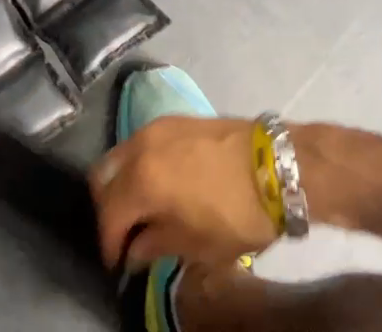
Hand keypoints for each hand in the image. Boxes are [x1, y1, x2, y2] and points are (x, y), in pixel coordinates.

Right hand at [91, 115, 277, 268]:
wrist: (279, 166)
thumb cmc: (241, 213)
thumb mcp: (200, 245)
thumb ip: (158, 245)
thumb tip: (135, 250)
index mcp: (142, 182)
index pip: (109, 215)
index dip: (110, 242)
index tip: (117, 261)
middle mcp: (138, 149)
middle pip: (103, 179)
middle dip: (108, 209)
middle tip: (124, 233)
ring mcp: (153, 129)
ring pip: (118, 156)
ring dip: (121, 183)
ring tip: (141, 207)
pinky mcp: (170, 120)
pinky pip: (138, 143)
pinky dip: (137, 164)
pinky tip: (157, 181)